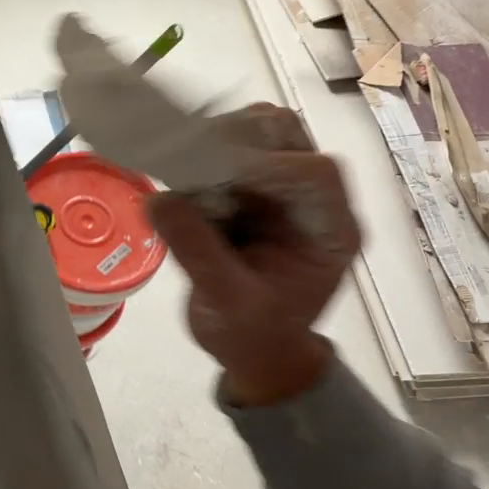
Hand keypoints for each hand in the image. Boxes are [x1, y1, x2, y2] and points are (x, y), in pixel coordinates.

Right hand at [145, 104, 361, 405]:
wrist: (255, 353)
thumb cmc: (253, 336)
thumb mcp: (227, 303)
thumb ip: (198, 252)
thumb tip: (159, 201)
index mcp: (329, 229)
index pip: (313, 173)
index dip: (264, 162)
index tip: (211, 168)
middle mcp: (311, 200)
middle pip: (288, 137)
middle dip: (238, 139)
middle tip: (189, 158)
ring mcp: (279, 192)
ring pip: (257, 135)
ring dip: (216, 143)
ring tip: (180, 169)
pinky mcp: (248, 192)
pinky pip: (227, 152)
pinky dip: (200, 155)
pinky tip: (176, 174)